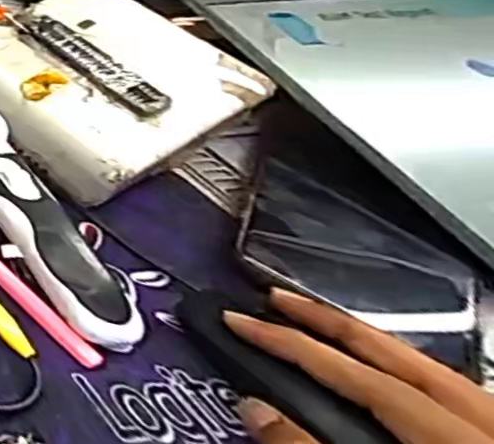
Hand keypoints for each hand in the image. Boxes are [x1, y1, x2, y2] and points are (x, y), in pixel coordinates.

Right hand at [228, 287, 493, 443]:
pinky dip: (424, 380)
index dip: (292, 344)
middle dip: (338, 326)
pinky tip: (400, 377)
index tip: (236, 321)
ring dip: (380, 347)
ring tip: (328, 324)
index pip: (364, 380)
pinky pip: (476, 406)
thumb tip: (255, 409)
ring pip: (453, 382)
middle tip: (276, 296)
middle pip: (415, 366)